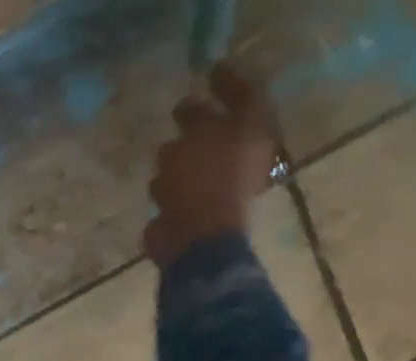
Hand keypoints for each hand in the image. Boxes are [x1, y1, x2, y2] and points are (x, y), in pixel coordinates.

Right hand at [143, 65, 278, 269]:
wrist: (193, 236)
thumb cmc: (204, 178)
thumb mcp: (200, 133)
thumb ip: (198, 115)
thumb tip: (189, 106)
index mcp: (254, 134)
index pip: (248, 97)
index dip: (230, 81)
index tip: (209, 70)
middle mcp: (243, 160)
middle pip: (222, 132)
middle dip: (202, 121)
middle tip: (181, 110)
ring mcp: (220, 189)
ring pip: (200, 161)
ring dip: (183, 155)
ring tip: (166, 154)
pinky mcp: (197, 212)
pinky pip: (182, 188)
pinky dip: (172, 185)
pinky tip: (161, 186)